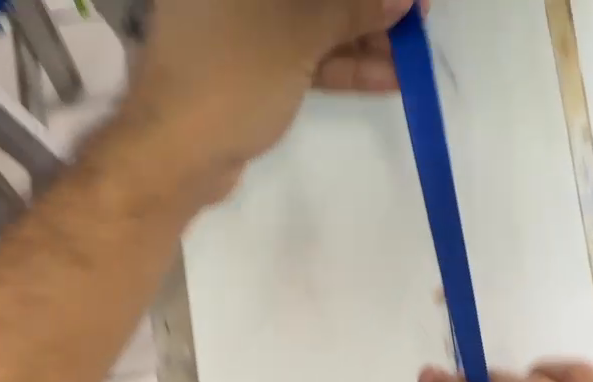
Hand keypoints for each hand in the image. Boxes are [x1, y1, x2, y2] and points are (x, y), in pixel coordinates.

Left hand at [122, 0, 421, 190]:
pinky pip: (306, 57)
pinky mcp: (253, 70)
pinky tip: (391, 75)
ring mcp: (245, 30)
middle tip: (418, 17)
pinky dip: (344, 66)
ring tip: (416, 51)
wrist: (174, 155)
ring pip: (315, 24)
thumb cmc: (228, 77)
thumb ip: (349, 9)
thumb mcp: (296, 37)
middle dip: (368, 5)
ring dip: (365, 37)